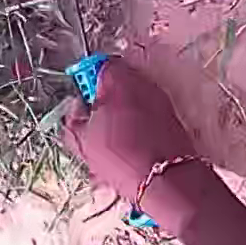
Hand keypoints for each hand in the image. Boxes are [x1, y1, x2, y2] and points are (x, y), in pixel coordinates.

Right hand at [60, 57, 202, 202]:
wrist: (166, 180)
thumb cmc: (121, 155)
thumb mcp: (82, 139)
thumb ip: (73, 118)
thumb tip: (75, 110)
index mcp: (120, 80)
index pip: (100, 64)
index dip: (86, 78)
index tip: (79, 95)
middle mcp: (144, 84)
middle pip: (118, 81)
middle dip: (103, 97)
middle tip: (90, 119)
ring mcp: (161, 101)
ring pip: (132, 100)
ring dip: (119, 113)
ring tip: (107, 139)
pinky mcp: (172, 120)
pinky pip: (146, 115)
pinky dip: (134, 126)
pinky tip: (126, 148)